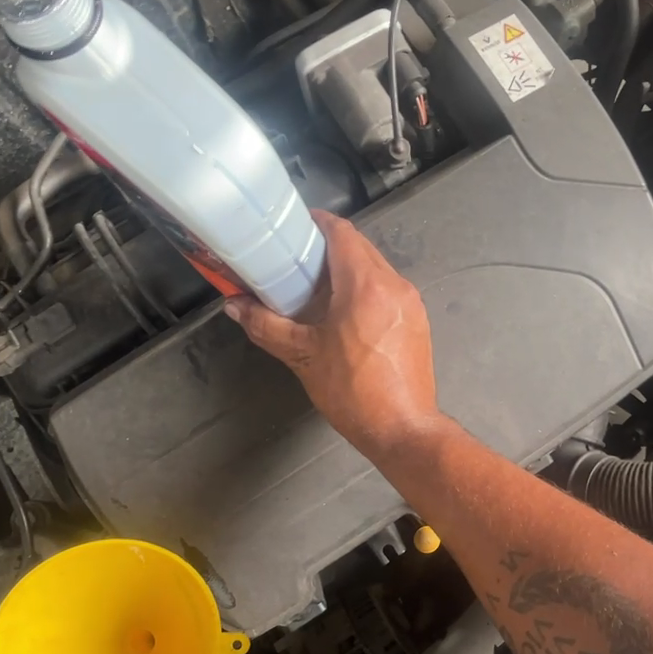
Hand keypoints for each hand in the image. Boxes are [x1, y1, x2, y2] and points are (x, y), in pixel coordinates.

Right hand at [225, 210, 442, 456]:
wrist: (403, 430)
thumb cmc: (353, 392)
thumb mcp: (302, 356)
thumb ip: (266, 324)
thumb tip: (234, 305)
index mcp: (367, 285)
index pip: (341, 232)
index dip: (315, 223)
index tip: (292, 227)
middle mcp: (395, 285)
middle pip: (359, 248)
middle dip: (327, 248)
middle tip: (295, 259)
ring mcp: (412, 304)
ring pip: (376, 270)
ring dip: (347, 271)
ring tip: (316, 287)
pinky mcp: (418, 322)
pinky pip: (388, 292)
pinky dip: (365, 291)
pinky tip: (343, 312)